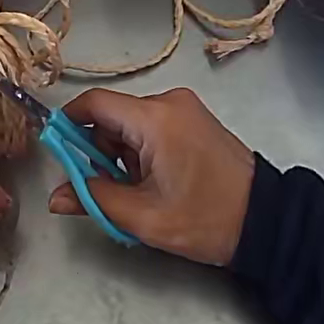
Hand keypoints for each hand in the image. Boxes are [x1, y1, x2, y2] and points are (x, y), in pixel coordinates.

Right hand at [48, 87, 254, 265]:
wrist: (267, 220)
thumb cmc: (206, 219)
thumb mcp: (144, 217)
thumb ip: (94, 200)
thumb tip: (55, 197)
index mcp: (155, 118)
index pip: (95, 103)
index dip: (68, 123)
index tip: (55, 150)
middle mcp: (169, 102)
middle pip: (112, 116)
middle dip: (99, 151)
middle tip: (104, 189)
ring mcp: (185, 108)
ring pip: (131, 124)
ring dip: (122, 155)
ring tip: (137, 192)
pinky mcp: (194, 119)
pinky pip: (152, 126)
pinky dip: (142, 151)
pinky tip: (153, 181)